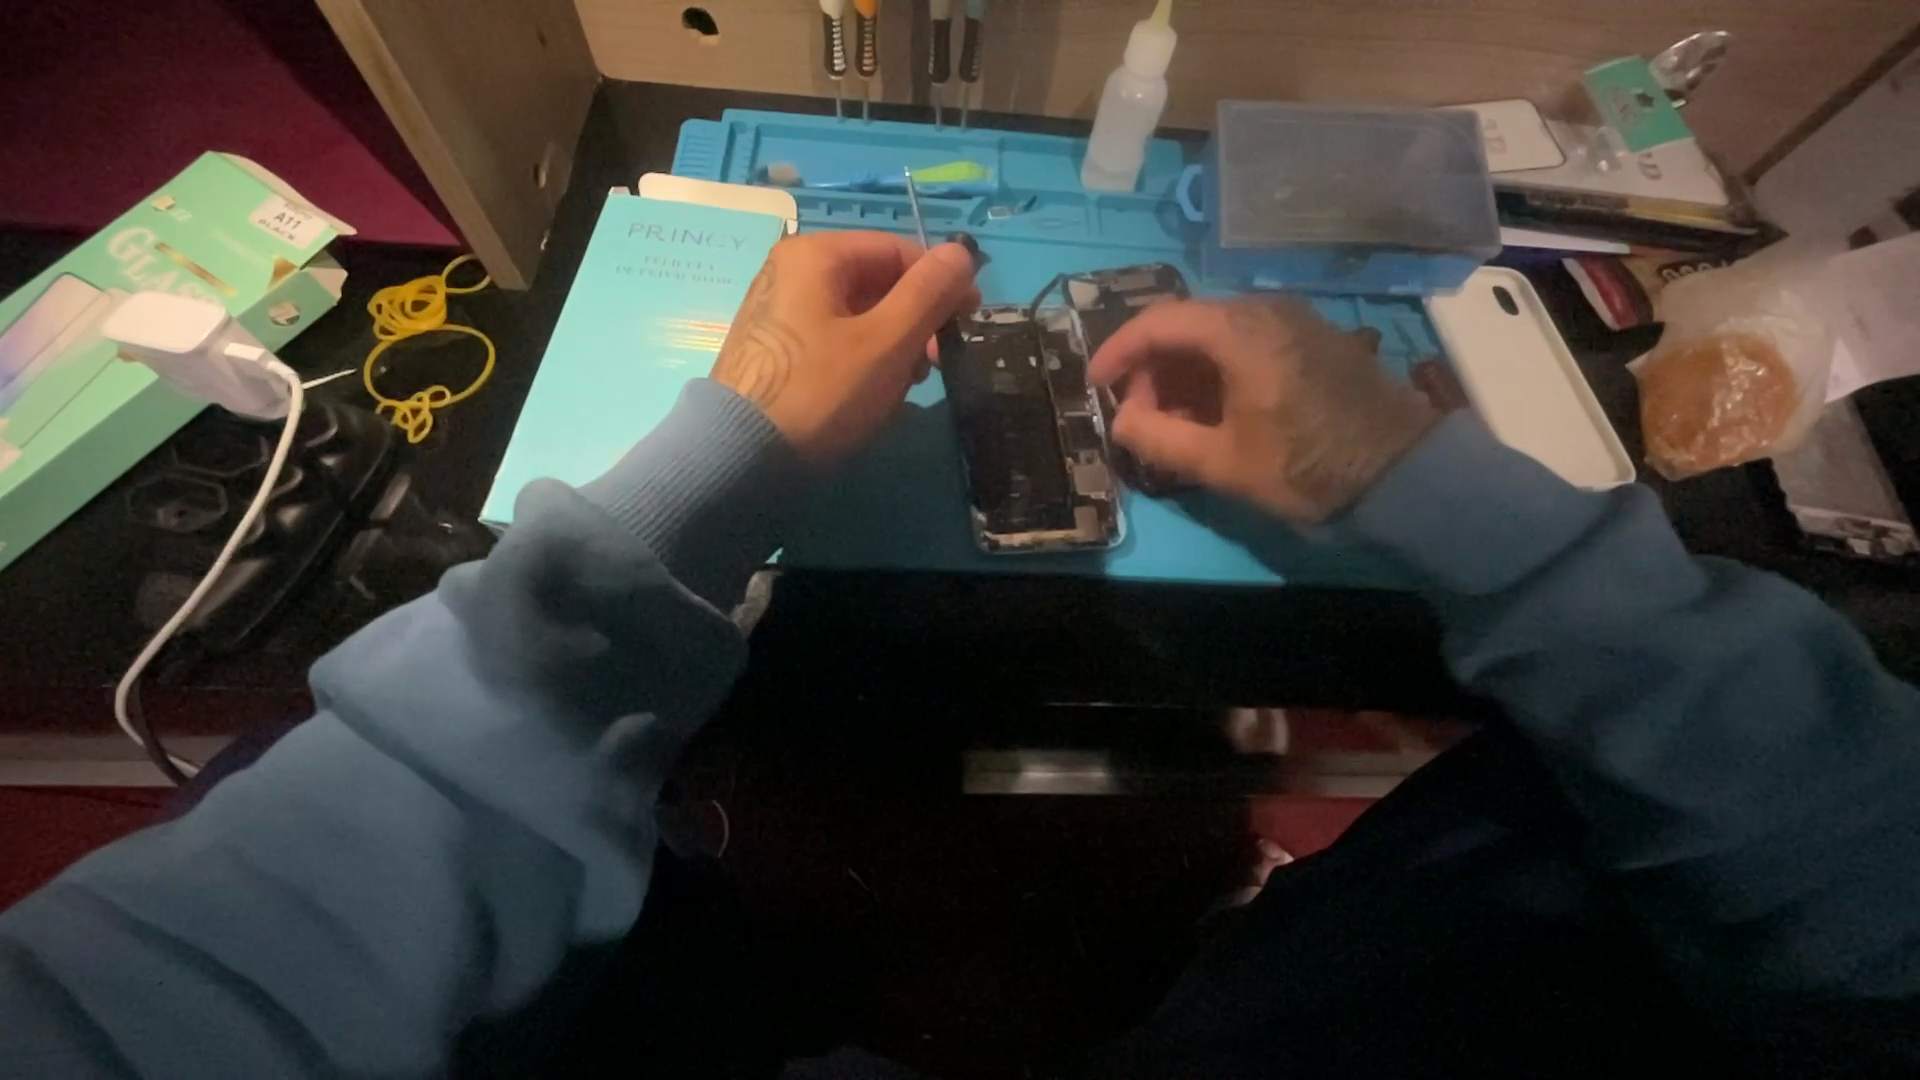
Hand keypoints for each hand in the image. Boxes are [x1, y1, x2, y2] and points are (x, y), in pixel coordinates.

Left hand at [711, 231, 979, 462]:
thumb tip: (963, 251)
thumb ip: (929, 293)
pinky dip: (864, 363)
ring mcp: (782, 313)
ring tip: (902, 389)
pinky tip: (872, 396)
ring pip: (860, 317)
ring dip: (893, 348)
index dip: (940, 282)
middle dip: (914, 323)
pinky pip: (836, 343)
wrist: (742, 458)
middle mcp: (793, 273)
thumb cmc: (821, 393)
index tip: (967, 321)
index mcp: (816, 256)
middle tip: (933, 366)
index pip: (898, 250)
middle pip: (878, 284)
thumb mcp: (886, 342)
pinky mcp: (778, 352)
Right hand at [1088, 296, 1438, 523]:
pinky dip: (1214, 372)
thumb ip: (1158, 439)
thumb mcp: (1221, 462)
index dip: (1116, 351)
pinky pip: (1244, 343)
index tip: (1094, 385)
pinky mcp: (1310, 338)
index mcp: (1238, 331)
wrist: (1403, 472)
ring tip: (1171, 422)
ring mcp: (1292, 320)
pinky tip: (1211, 412)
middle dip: (1150, 369)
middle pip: (1184, 325)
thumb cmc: (1306, 466)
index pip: (1157, 322)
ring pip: (1213, 335)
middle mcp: (1263, 310)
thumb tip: (1122, 421)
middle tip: (1137, 415)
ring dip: (1181, 374)